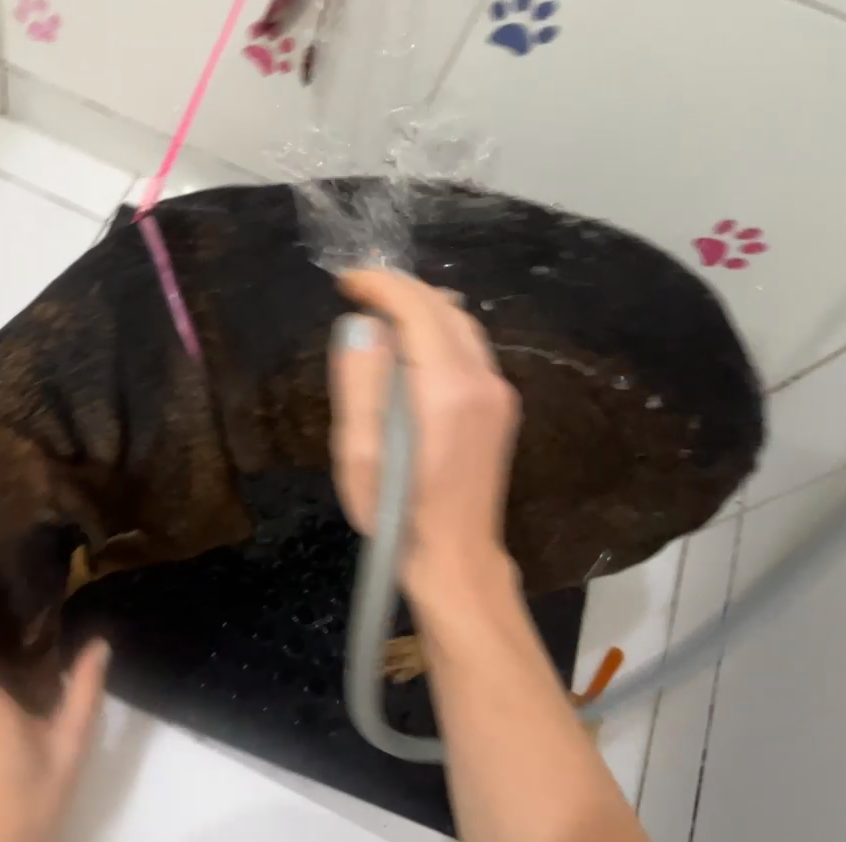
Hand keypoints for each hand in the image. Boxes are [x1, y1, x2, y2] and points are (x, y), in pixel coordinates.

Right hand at [330, 269, 520, 592]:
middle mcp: (482, 380)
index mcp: (445, 390)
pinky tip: (410, 353)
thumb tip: (360, 327)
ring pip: (461, 326)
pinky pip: (469, 350)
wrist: (454, 556)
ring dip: (420, 310)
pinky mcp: (501, 408)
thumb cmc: (396, 514)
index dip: (380, 285)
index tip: (345, 281)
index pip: (417, 309)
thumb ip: (360, 386)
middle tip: (356, 293)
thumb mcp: (360, 456)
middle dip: (400, 291)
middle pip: (444, 309)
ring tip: (378, 318)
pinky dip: (436, 335)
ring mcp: (498, 394)